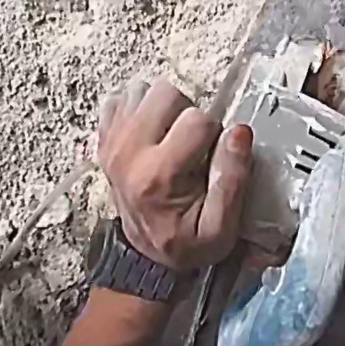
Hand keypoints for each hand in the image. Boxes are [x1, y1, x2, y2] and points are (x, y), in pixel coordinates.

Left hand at [96, 79, 252, 271]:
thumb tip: (239, 132)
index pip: (198, 120)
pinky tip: (151, 135)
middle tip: (192, 146)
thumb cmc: (188, 242)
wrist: (147, 255)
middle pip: (166, 93)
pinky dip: (140, 110)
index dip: (215, 135)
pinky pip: (121, 99)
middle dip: (188, 114)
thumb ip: (233, 180)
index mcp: (157, 175)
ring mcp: (112, 143)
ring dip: (164, 109)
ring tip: (171, 139)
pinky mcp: (104, 140)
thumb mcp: (222, 229)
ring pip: (143, 90)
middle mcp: (128, 152)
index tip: (210, 160)